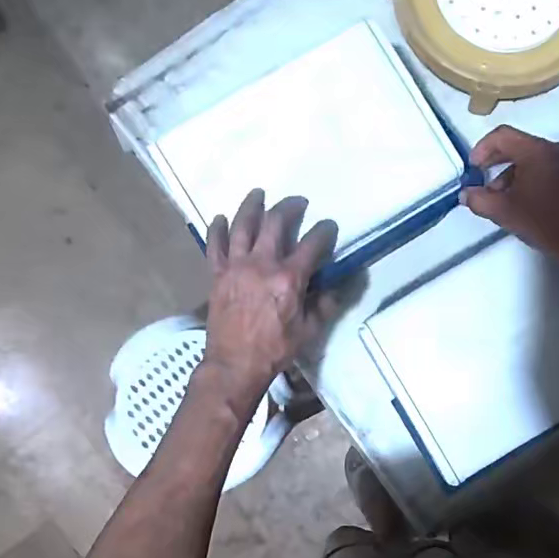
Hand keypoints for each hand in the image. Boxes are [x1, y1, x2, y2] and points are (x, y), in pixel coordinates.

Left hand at [203, 189, 338, 391]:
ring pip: (243, 226)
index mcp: (288, 278)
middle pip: (275, 223)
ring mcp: (236, 267)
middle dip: (289, 208)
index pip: (312, 244)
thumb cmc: (275, 349)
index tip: (329, 226)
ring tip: (259, 193)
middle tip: (298, 202)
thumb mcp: (309, 329)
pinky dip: (217, 229)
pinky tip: (221, 218)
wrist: (234, 364)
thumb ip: (327, 303)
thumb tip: (343, 283)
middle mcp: (262, 264)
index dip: (324, 231)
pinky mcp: (217, 274)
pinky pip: (215, 245)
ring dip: (252, 206)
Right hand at [460, 125, 558, 271]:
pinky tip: (518, 198)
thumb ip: (478, 199)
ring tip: (497, 195)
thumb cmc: (543, 223)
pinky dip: (525, 175)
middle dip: (494, 160)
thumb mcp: (503, 212)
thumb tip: (466, 193)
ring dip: (509, 171)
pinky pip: (542, 165)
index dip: (481, 149)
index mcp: (537, 151)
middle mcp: (553, 148)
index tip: (472, 168)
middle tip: (479, 177)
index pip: (502, 135)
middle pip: (516, 143)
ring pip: (529, 156)